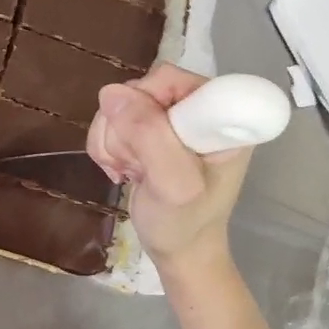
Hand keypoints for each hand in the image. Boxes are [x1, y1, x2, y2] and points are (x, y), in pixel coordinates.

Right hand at [87, 64, 252, 273]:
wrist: (179, 249)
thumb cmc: (185, 223)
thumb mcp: (174, 185)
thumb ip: (149, 136)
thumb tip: (111, 93)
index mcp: (222, 115)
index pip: (170, 79)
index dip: (146, 106)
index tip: (145, 145)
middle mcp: (199, 107)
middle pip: (140, 89)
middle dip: (124, 129)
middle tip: (138, 166)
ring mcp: (173, 116)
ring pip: (120, 103)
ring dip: (112, 140)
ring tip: (130, 171)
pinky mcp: (152, 126)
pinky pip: (112, 117)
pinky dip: (106, 144)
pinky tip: (122, 168)